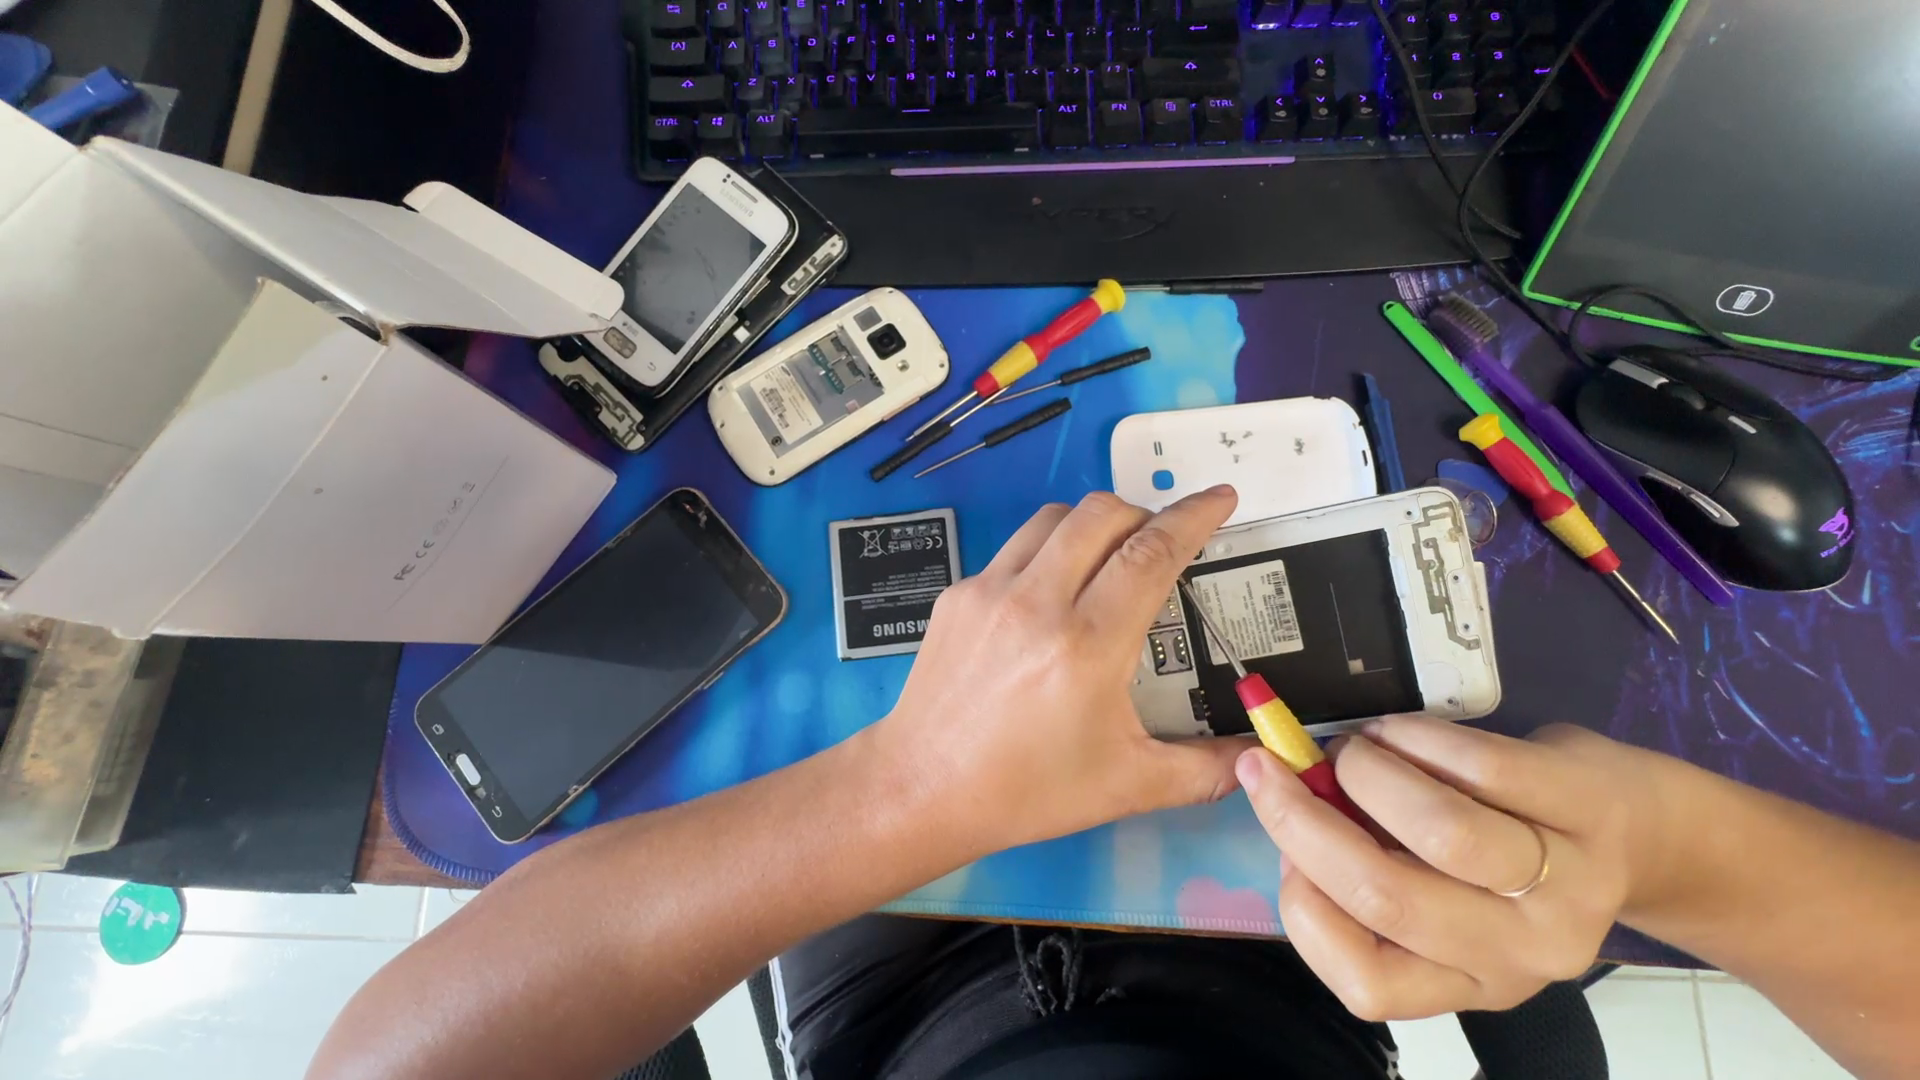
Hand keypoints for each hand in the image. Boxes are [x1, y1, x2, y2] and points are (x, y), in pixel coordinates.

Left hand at [868, 488, 1256, 859]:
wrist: (924, 786)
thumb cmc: (1028, 790)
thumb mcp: (1129, 785)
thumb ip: (1207, 768)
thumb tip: (1260, 754)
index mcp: (1086, 645)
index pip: (1151, 554)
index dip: (1193, 517)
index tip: (1220, 497)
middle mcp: (1036, 602)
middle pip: (1102, 514)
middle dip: (1144, 514)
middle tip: (1162, 543)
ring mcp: (988, 591)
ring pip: (1054, 519)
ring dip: (1093, 524)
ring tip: (1109, 559)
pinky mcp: (957, 594)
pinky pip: (1014, 549)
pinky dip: (1047, 552)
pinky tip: (1051, 594)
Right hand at [1239, 716, 1672, 1019]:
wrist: (1631, 828)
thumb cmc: (1499, 853)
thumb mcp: (1430, 884)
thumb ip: (1358, 861)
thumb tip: (1281, 804)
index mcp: (1467, 981)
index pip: (1366, 982)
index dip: (1301, 901)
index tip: (1278, 841)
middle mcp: (1521, 952)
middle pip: (1388, 897)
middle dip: (1302, 818)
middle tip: (1268, 765)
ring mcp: (1566, 885)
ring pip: (1440, 832)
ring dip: (1364, 773)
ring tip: (1350, 750)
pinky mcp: (1586, 808)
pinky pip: (1480, 766)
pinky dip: (1412, 736)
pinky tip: (1394, 730)